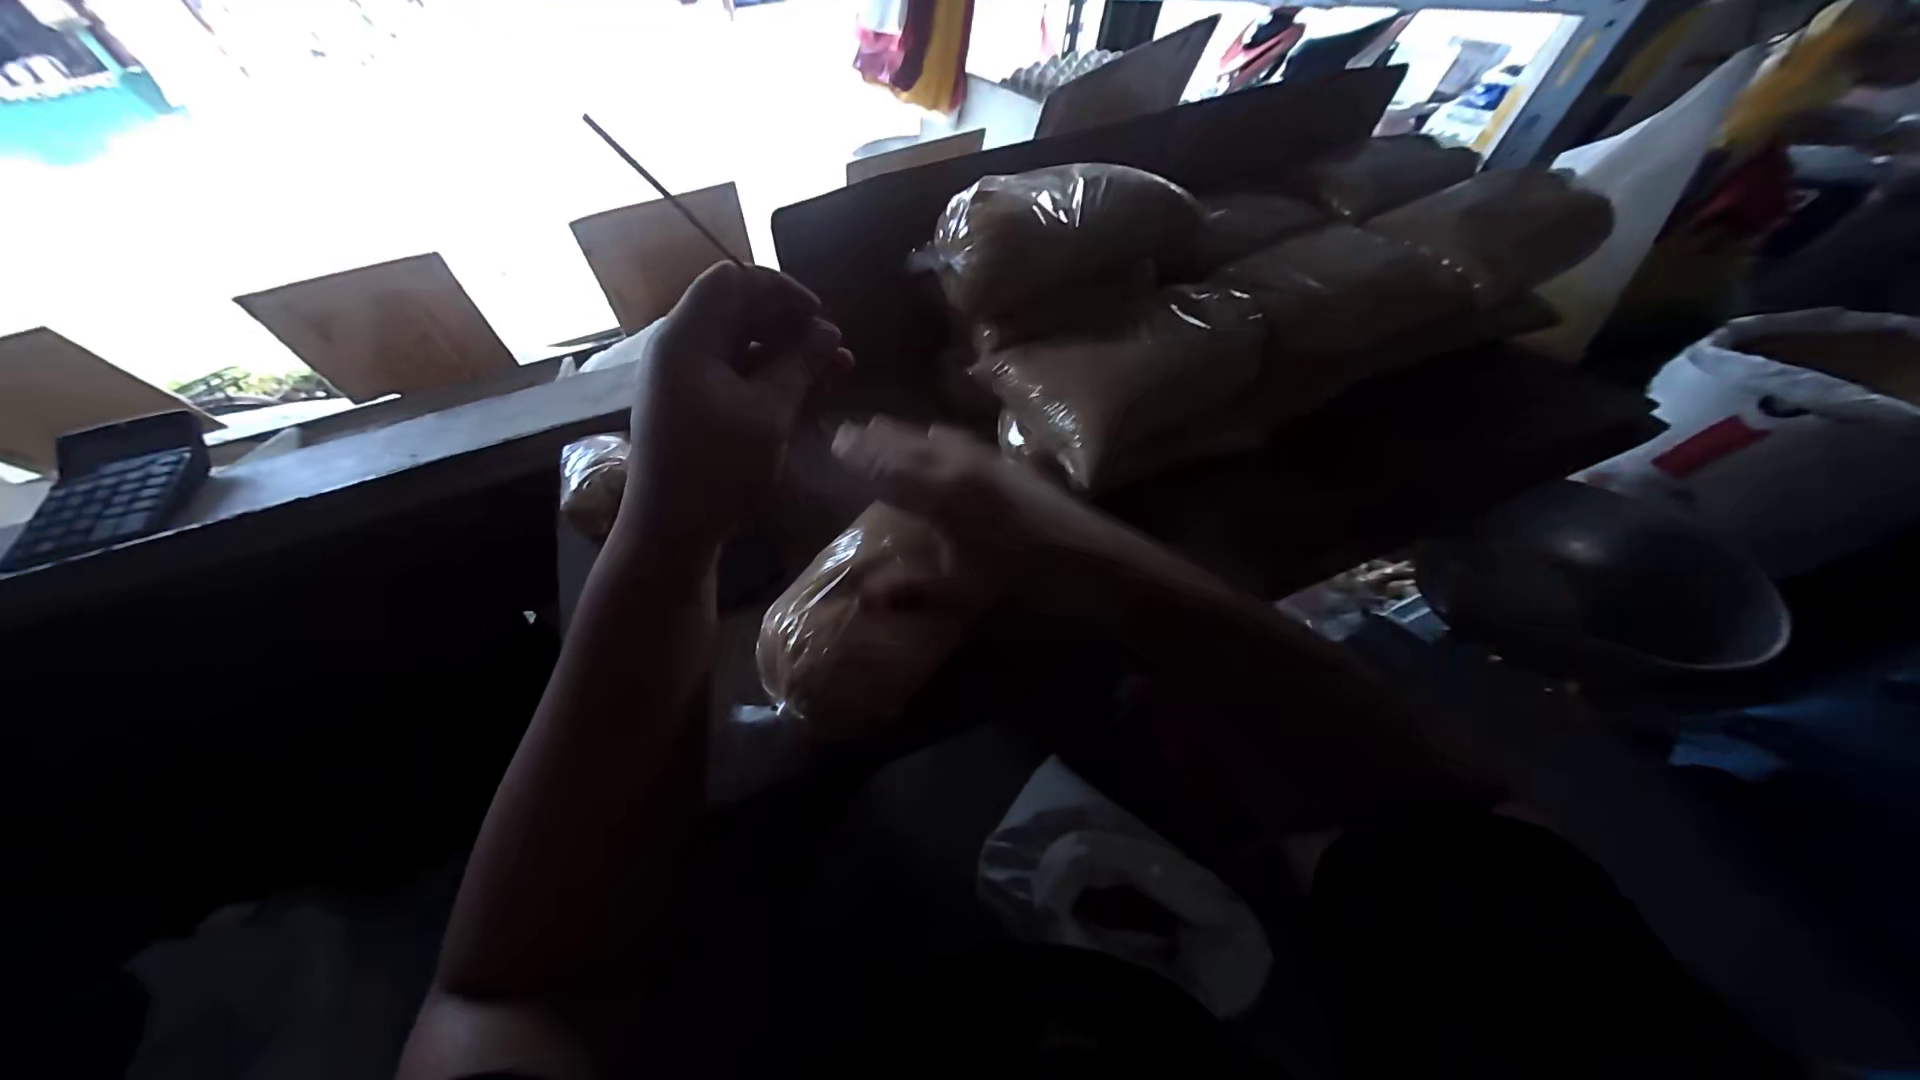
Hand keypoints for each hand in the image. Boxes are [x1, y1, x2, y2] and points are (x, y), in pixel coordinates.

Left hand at [617, 262, 851, 551]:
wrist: (672, 530)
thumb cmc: (718, 468)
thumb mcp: (768, 413)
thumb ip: (800, 365)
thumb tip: (828, 330)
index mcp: (688, 337)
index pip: (734, 280)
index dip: (782, 290)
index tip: (822, 316)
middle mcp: (682, 347)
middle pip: (740, 310)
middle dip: (792, 324)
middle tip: (835, 350)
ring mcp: (686, 377)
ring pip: (744, 344)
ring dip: (789, 352)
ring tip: (836, 373)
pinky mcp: (695, 404)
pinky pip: (737, 373)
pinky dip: (772, 376)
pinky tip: (807, 392)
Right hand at [828, 417, 1121, 577]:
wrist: (1093, 558)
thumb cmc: (1023, 577)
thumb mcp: (962, 590)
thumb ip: (912, 590)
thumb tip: (866, 598)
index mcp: (940, 494)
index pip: (888, 467)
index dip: (860, 455)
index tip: (835, 442)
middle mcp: (959, 466)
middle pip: (908, 445)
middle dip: (876, 438)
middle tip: (849, 431)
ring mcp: (987, 460)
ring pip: (935, 439)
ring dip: (906, 434)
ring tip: (885, 428)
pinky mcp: (1009, 463)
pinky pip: (962, 440)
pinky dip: (940, 437)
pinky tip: (940, 437)